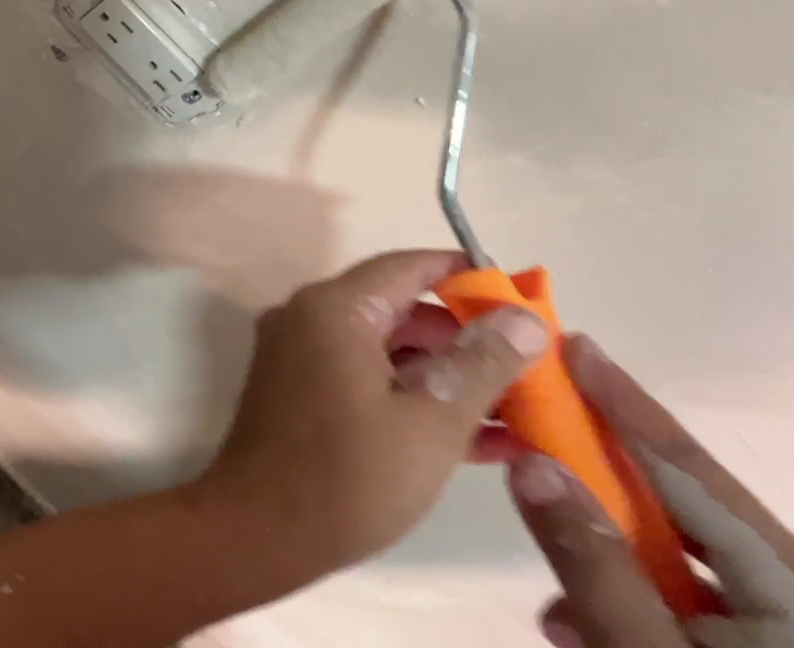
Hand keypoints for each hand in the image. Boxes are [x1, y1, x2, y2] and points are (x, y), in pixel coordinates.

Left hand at [197, 250, 549, 584]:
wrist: (261, 528)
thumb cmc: (351, 472)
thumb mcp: (433, 419)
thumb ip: (482, 361)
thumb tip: (522, 315)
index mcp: (332, 308)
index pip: (406, 267)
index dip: (466, 276)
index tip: (522, 296)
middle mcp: (306, 317)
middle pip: (398, 306)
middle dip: (466, 335)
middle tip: (532, 365)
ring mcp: (297, 353)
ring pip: (386, 346)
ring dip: (448, 373)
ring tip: (523, 408)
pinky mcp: (299, 389)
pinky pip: (365, 376)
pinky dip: (414, 395)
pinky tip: (482, 438)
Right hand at [509, 335, 793, 647]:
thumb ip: (592, 564)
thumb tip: (532, 465)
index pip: (687, 466)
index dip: (622, 402)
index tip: (573, 344)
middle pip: (684, 516)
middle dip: (597, 501)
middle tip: (532, 478)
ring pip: (687, 572)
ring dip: (614, 575)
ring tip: (562, 618)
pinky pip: (701, 612)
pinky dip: (645, 614)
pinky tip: (595, 637)